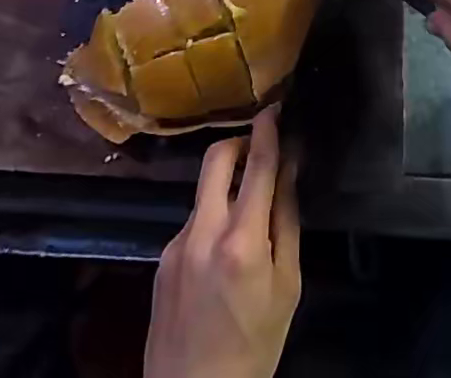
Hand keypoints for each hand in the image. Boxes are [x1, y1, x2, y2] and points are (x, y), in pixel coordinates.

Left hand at [145, 106, 299, 377]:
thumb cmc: (255, 344)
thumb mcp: (286, 283)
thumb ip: (286, 219)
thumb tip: (290, 169)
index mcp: (240, 241)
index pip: (258, 167)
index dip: (267, 130)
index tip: (275, 107)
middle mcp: (201, 233)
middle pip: (215, 160)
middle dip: (240, 142)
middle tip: (263, 149)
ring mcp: (175, 246)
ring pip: (205, 191)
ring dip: (230, 183)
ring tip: (253, 210)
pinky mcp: (161, 261)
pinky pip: (194, 220)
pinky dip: (215, 214)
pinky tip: (228, 246)